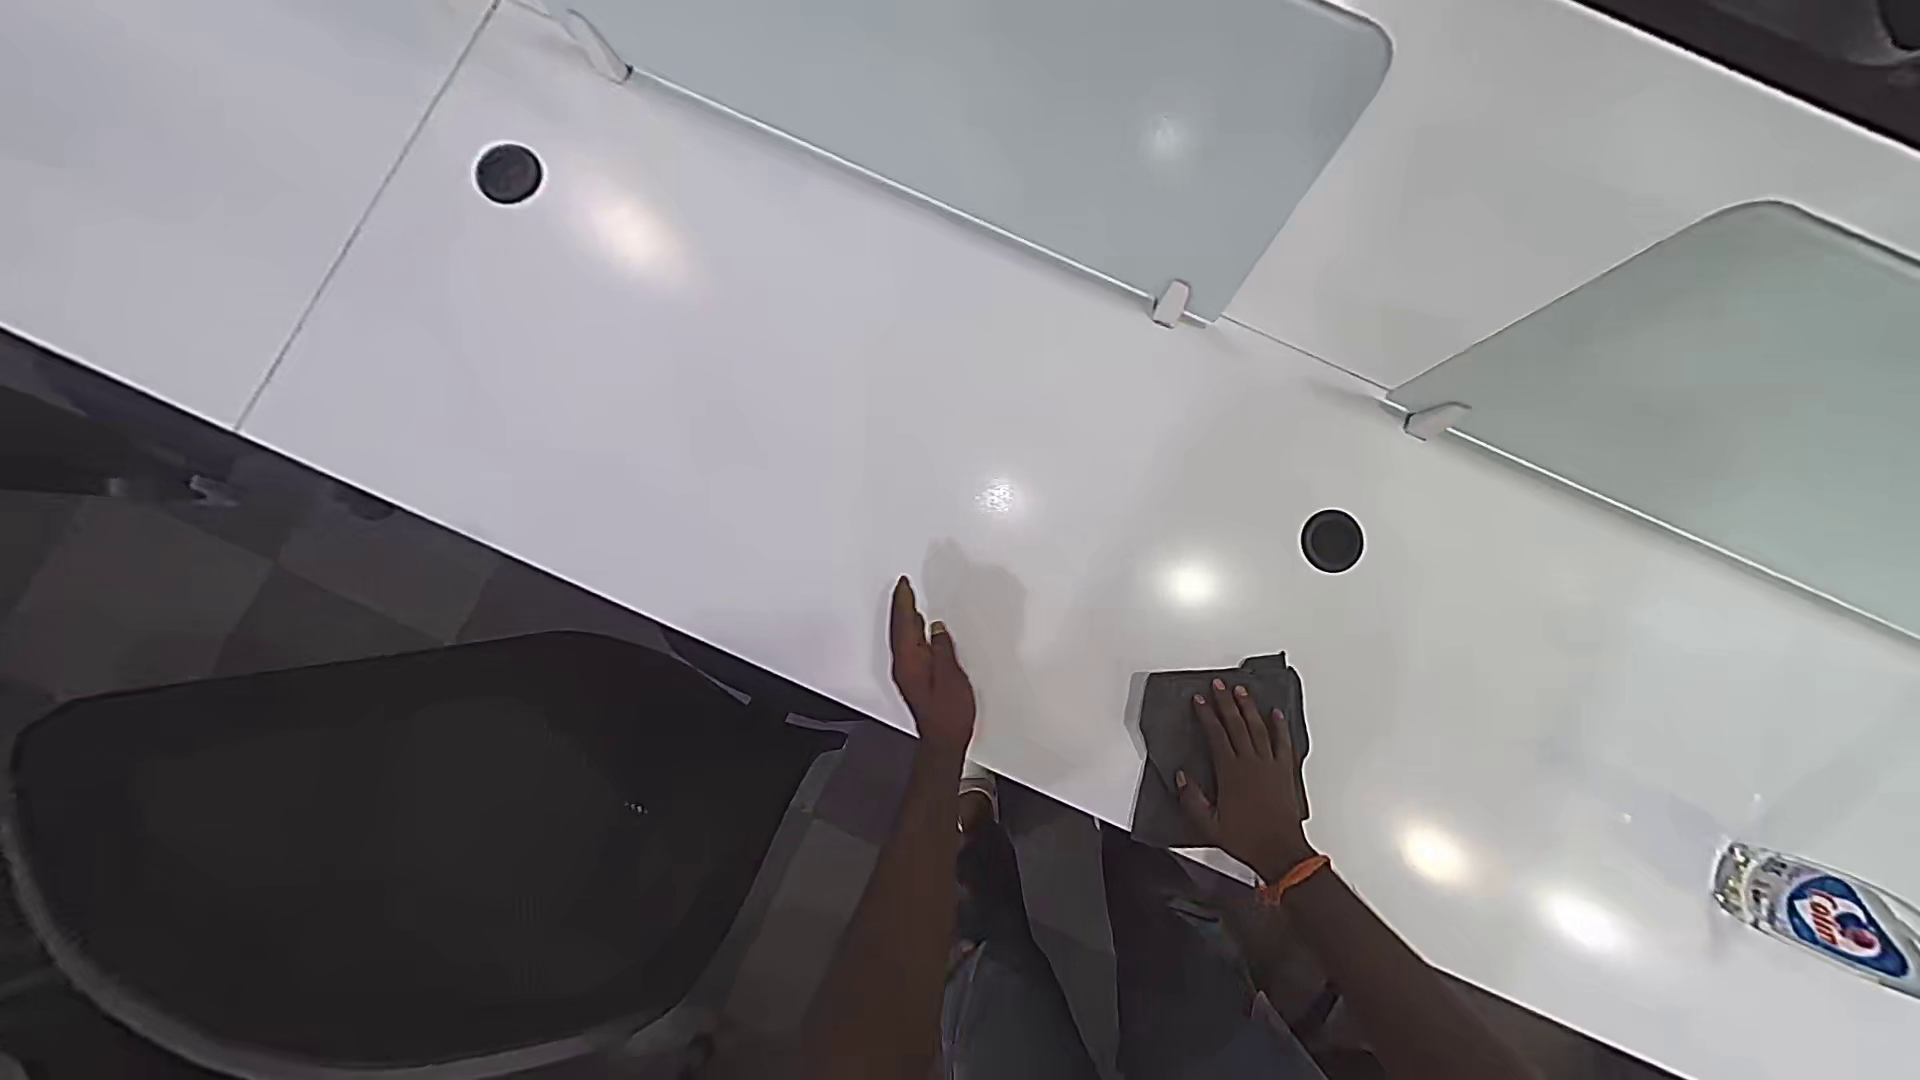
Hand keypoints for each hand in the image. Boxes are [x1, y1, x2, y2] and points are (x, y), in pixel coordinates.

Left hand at [888, 576, 975, 759]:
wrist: (944, 740)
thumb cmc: (948, 714)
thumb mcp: (951, 676)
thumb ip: (943, 649)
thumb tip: (937, 629)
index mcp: (909, 661)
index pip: (903, 623)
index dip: (903, 601)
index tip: (904, 584)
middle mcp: (904, 665)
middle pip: (899, 627)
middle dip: (901, 605)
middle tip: (904, 586)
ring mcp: (907, 672)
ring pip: (903, 636)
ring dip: (906, 617)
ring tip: (910, 601)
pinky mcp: (914, 678)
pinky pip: (909, 646)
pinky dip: (911, 631)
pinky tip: (919, 628)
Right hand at [1177, 679, 1312, 881]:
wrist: (1281, 852)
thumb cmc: (1246, 838)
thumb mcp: (1208, 824)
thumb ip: (1191, 799)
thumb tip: (1181, 777)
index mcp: (1231, 772)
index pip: (1216, 734)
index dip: (1206, 715)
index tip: (1199, 700)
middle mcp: (1251, 763)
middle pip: (1236, 724)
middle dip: (1225, 702)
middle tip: (1219, 685)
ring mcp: (1271, 765)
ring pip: (1259, 728)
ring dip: (1249, 707)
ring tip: (1242, 691)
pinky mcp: (1286, 771)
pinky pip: (1283, 743)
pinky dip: (1280, 727)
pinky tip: (1276, 713)